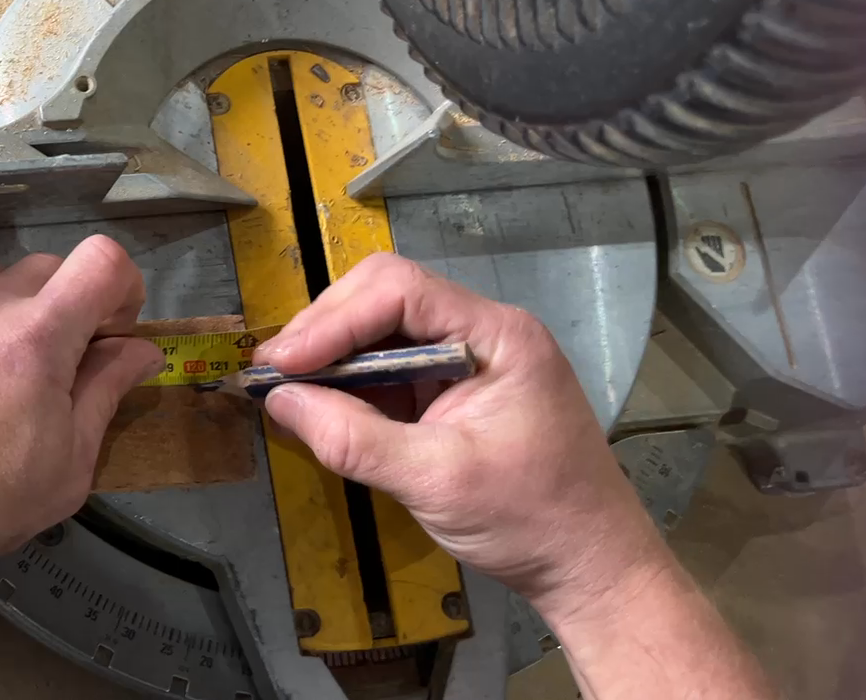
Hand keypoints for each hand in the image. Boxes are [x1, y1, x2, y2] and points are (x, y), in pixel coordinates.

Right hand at [254, 254, 666, 616]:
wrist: (590, 574)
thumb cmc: (531, 524)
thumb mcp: (435, 482)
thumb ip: (352, 438)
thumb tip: (277, 399)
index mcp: (497, 336)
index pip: (399, 291)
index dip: (334, 319)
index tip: (287, 362)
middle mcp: (478, 329)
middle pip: (379, 294)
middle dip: (322, 328)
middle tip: (275, 369)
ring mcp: (460, 352)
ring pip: (372, 320)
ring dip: (324, 348)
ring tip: (284, 381)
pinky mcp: (442, 380)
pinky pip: (378, 355)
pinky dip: (339, 371)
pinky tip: (314, 394)